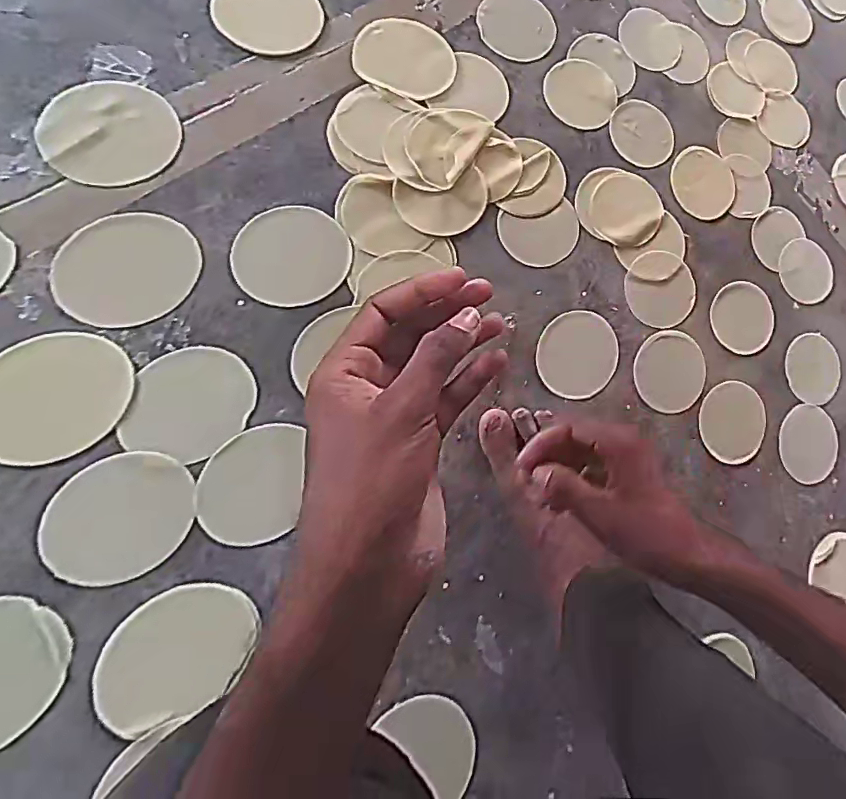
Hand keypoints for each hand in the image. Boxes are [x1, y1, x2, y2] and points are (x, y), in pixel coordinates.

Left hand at [302, 269, 508, 597]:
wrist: (368, 566)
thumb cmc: (371, 483)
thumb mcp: (402, 411)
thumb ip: (437, 358)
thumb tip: (467, 313)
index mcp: (345, 374)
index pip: (383, 315)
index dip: (423, 292)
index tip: (464, 279)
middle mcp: (369, 388)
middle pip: (412, 336)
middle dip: (448, 313)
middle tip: (490, 295)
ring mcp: (398, 414)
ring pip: (436, 365)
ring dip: (466, 343)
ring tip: (501, 325)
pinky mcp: (423, 440)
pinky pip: (450, 397)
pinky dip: (472, 379)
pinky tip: (496, 364)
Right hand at [515, 419, 714, 585]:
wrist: (683, 551)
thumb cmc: (644, 532)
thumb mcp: (598, 512)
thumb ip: (564, 488)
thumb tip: (536, 473)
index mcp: (619, 443)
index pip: (570, 426)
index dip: (541, 443)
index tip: (522, 468)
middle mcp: (624, 441)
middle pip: (576, 435)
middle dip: (548, 455)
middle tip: (526, 481)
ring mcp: (628, 456)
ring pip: (583, 450)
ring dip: (559, 466)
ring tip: (539, 493)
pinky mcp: (628, 472)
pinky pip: (594, 464)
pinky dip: (574, 476)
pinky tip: (559, 499)